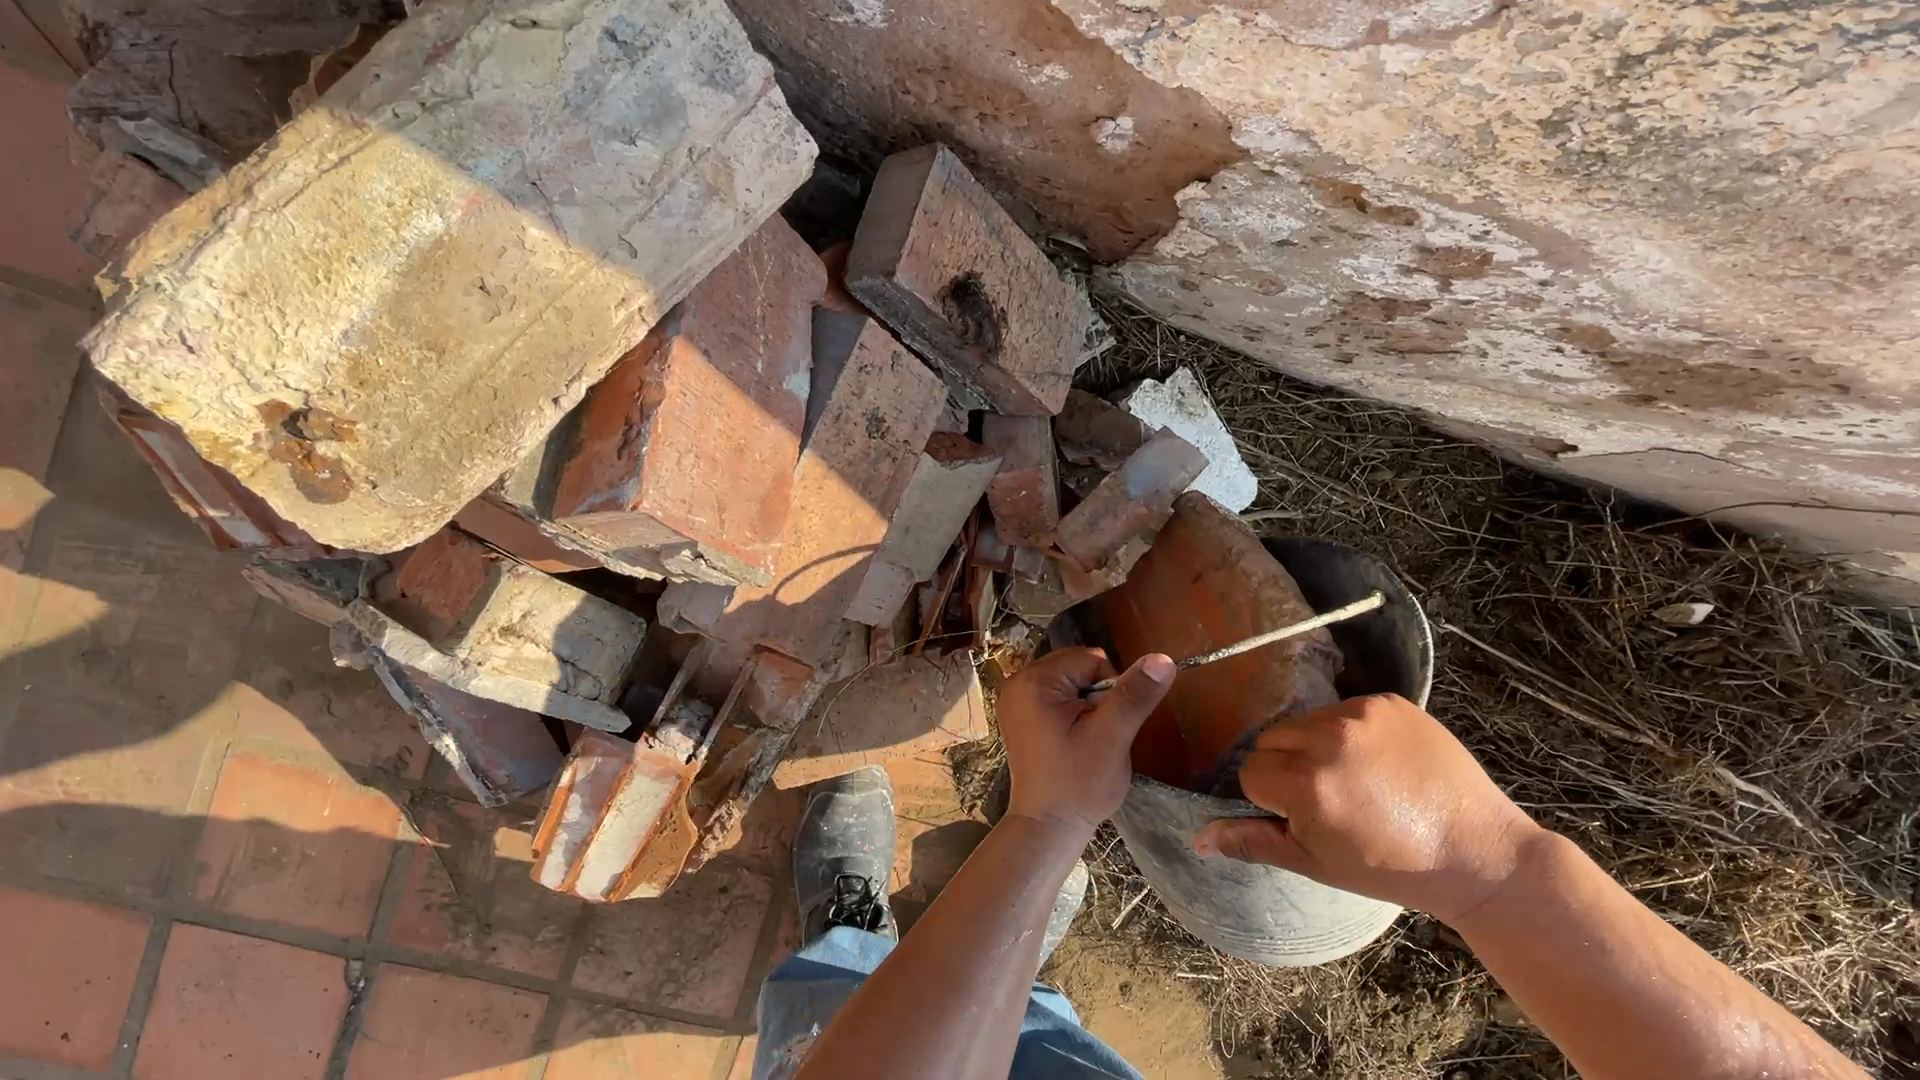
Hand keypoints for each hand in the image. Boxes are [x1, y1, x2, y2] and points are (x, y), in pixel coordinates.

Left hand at [996, 647, 1174, 836]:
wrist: (1048, 826)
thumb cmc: (1079, 785)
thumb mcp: (1113, 737)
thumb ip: (1134, 695)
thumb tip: (1162, 659)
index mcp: (1033, 681)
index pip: (1091, 659)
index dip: (1109, 690)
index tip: (1103, 725)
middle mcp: (1017, 682)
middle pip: (1078, 665)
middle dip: (1095, 695)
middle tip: (1093, 734)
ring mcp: (1014, 698)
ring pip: (1070, 680)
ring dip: (1085, 704)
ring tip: (1081, 739)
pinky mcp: (1018, 714)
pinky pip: (1056, 695)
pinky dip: (1070, 712)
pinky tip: (1069, 740)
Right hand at [1191, 693, 1547, 923]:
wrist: (1478, 851)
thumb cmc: (1390, 867)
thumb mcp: (1315, 863)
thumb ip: (1252, 842)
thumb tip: (1197, 838)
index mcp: (1307, 786)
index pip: (1252, 773)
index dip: (1272, 798)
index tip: (1304, 816)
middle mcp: (1329, 741)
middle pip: (1270, 741)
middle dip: (1287, 767)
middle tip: (1327, 797)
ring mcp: (1361, 715)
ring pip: (1303, 722)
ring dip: (1314, 745)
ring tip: (1352, 777)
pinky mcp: (1388, 701)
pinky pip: (1342, 709)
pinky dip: (1349, 731)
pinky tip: (1377, 760)